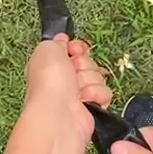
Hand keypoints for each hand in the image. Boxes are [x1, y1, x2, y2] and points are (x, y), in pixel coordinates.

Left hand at [14, 35, 110, 151]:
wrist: (58, 114)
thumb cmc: (49, 81)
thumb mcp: (47, 49)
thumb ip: (56, 41)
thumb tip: (63, 39)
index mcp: (51, 64)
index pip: (72, 49)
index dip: (76, 48)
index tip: (74, 50)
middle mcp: (63, 79)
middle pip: (87, 61)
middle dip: (83, 64)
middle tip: (73, 72)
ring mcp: (78, 94)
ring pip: (98, 76)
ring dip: (89, 79)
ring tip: (77, 90)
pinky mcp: (91, 107)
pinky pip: (105, 92)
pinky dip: (96, 94)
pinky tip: (85, 100)